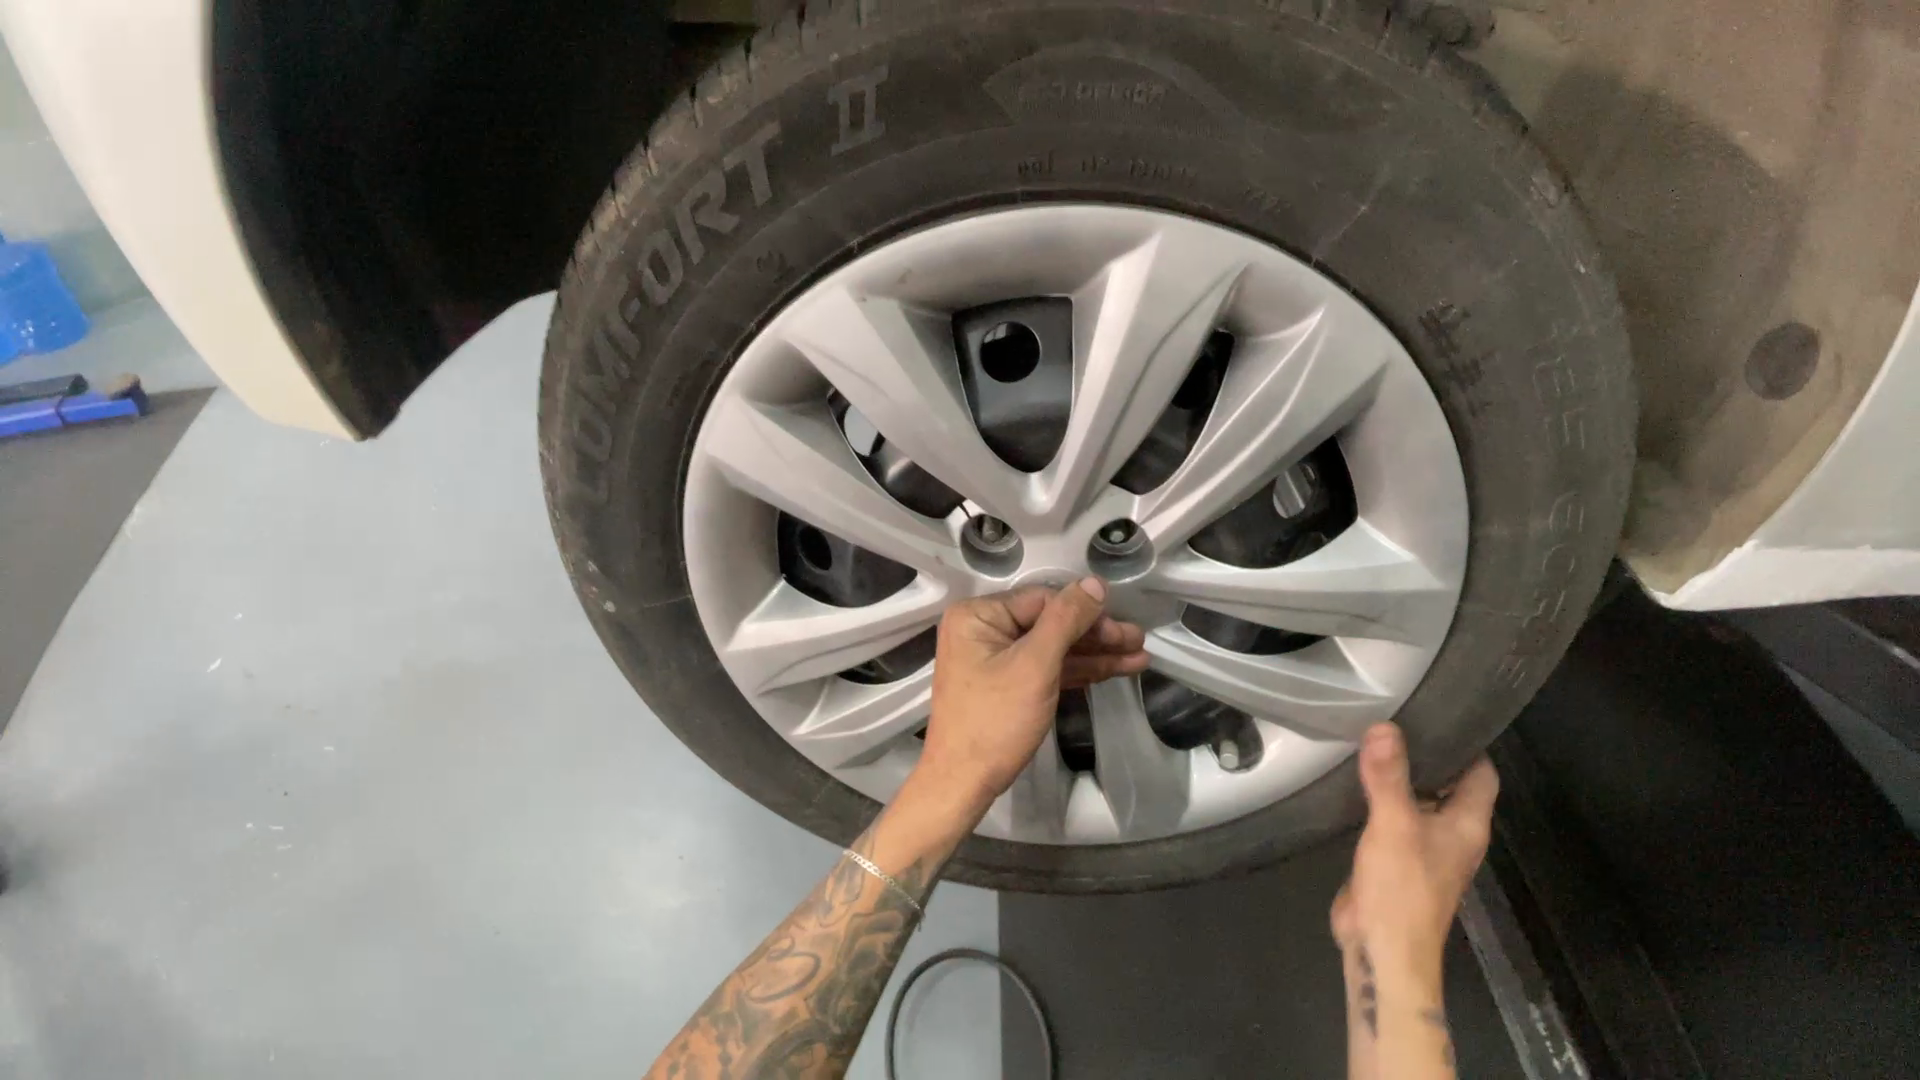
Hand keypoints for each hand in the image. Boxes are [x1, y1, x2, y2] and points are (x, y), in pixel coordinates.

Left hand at [913, 578, 1147, 816]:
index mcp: (978, 616)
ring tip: (1138, 657)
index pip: (1042, 600)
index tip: (1123, 627)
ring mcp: (993, 659)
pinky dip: (1077, 671)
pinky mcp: (1005, 685)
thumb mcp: (1034, 665)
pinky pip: (1045, 669)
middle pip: (1050, 623)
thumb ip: (1066, 620)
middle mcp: (982, 630)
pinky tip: (1113, 670)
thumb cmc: (994, 720)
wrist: (962, 783)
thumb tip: (1093, 584)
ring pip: (1052, 648)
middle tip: (1138, 641)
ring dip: (1093, 653)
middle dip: (1095, 634)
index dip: (1085, 612)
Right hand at [1330, 724, 1498, 985]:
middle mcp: (1451, 833)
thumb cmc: (1403, 888)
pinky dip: (1379, 795)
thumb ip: (1388, 777)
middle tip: (1395, 715)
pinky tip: (1354, 778)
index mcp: (1466, 825)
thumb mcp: (1394, 825)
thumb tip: (1383, 727)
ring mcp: (1422, 846)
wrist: (1381, 947)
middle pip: (1448, 783)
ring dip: (1400, 774)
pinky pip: (1391, 815)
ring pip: (1418, 799)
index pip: (1480, 774)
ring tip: (1371, 737)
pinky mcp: (1393, 856)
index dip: (1465, 743)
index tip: (1436, 711)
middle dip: (1426, 753)